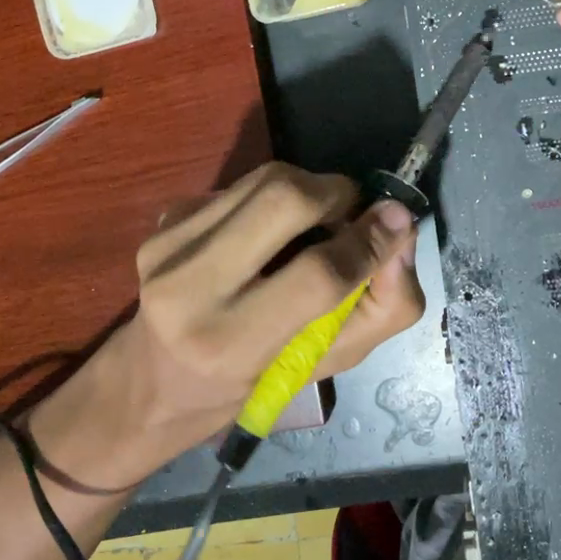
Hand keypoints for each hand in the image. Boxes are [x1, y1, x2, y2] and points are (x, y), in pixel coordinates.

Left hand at [39, 163, 422, 485]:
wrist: (158, 376)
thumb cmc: (255, 380)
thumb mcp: (331, 363)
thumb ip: (384, 305)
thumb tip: (402, 230)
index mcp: (233, 345)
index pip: (318, 275)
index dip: (368, 242)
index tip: (397, 222)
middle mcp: (190, 289)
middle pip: (285, 200)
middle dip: (337, 193)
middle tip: (353, 212)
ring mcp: (169, 246)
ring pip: (266, 179)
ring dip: (309, 188)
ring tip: (316, 220)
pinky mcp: (165, 218)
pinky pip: (242, 184)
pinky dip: (273, 195)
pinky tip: (269, 230)